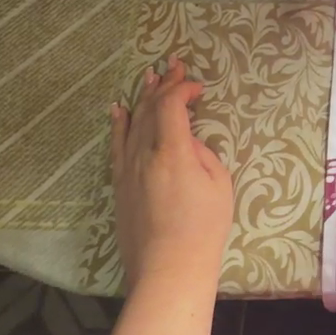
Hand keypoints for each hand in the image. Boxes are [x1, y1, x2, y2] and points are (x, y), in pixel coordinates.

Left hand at [110, 57, 233, 290]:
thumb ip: (201, 153)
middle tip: (174, 65)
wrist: (168, 270)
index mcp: (172, 151)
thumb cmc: (203, 227)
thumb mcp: (218, 182)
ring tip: (150, 76)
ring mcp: (128, 170)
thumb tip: (185, 141)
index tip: (199, 88)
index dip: (183, 89)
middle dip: (164, 84)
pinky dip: (119, 124)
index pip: (171, 105)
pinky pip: (117, 146)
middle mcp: (144, 154)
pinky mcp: (120, 186)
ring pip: (133, 123)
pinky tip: (119, 109)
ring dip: (143, 97)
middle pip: (151, 108)